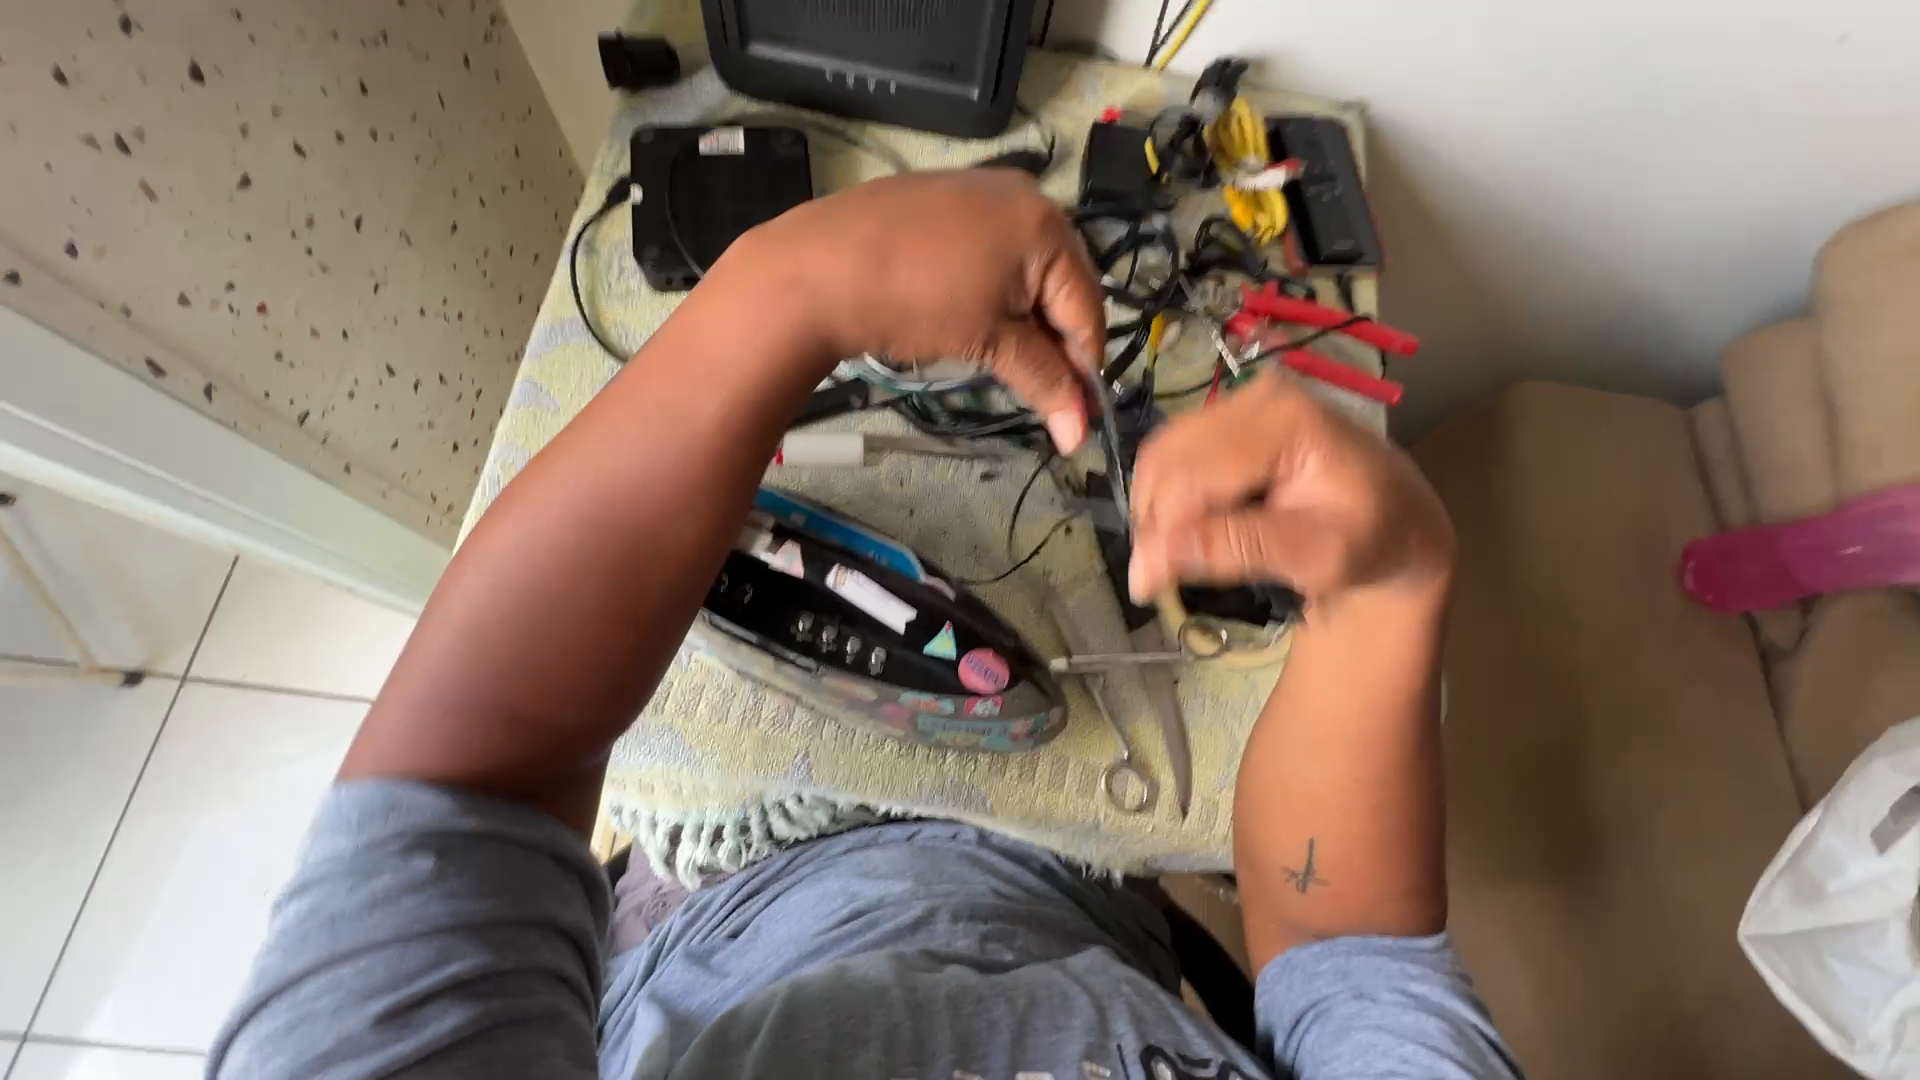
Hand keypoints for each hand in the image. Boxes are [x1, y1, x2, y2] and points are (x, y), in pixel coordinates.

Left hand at [721, 169, 1105, 451]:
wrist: (814, 270)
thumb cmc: (913, 303)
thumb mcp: (987, 343)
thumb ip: (1042, 382)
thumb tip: (1079, 435)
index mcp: (1046, 224)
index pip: (1087, 308)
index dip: (1084, 367)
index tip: (1075, 414)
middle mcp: (1023, 194)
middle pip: (1060, 285)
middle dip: (1052, 340)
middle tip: (1037, 386)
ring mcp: (979, 190)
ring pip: (1025, 270)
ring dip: (1022, 318)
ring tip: (997, 354)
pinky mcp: (944, 198)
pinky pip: (991, 251)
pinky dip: (992, 290)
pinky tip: (967, 315)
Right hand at [1126, 372, 1454, 604]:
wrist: (1396, 518)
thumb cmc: (1370, 540)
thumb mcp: (1317, 556)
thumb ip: (1237, 549)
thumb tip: (1154, 558)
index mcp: (1289, 420)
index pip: (1197, 470)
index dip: (1164, 526)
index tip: (1145, 583)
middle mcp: (1258, 395)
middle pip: (1171, 457)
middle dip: (1154, 520)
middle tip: (1154, 577)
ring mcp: (1240, 400)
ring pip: (1161, 454)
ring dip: (1155, 509)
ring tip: (1169, 556)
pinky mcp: (1225, 415)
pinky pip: (1171, 453)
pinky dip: (1166, 495)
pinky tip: (1183, 527)